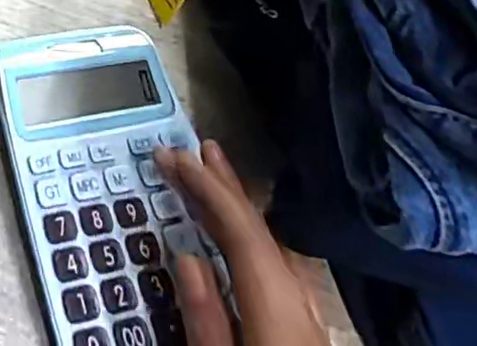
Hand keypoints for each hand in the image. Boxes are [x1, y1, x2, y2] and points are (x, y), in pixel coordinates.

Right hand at [153, 140, 325, 345]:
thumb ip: (207, 321)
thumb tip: (187, 256)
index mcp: (275, 310)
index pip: (239, 229)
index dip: (204, 186)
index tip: (172, 157)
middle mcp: (296, 304)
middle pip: (258, 229)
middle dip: (221, 185)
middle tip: (191, 148)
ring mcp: (304, 318)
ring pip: (268, 242)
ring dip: (236, 204)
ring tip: (213, 170)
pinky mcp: (302, 331)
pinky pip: (270, 261)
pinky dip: (247, 233)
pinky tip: (235, 232)